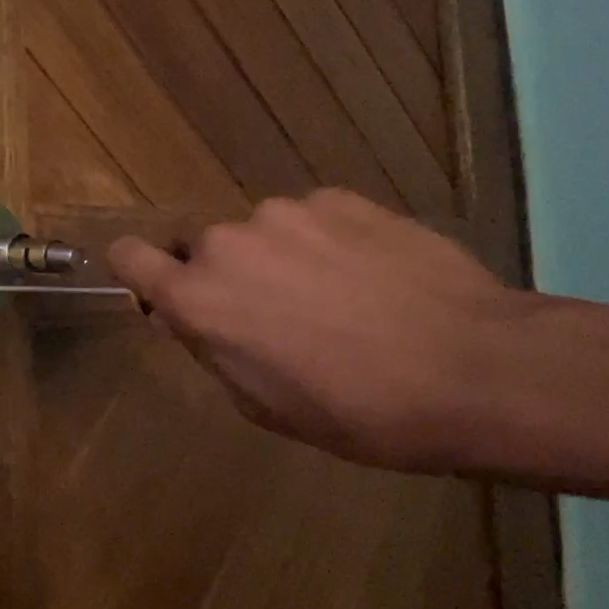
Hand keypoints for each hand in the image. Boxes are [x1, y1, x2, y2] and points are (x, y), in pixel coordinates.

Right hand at [106, 189, 532, 469]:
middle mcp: (226, 243)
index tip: (165, 290)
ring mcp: (284, 213)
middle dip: (225, 274)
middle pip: (200, 247)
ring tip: (340, 295)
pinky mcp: (339, 198)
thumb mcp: (264, 405)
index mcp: (198, 298)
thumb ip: (213, 351)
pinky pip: (312, 217)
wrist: (481, 369)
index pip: (127, 256)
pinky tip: (374, 275)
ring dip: (279, 256)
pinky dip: (328, 240)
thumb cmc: (360, 410)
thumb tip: (189, 319)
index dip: (139, 270)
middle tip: (278, 313)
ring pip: (260, 232)